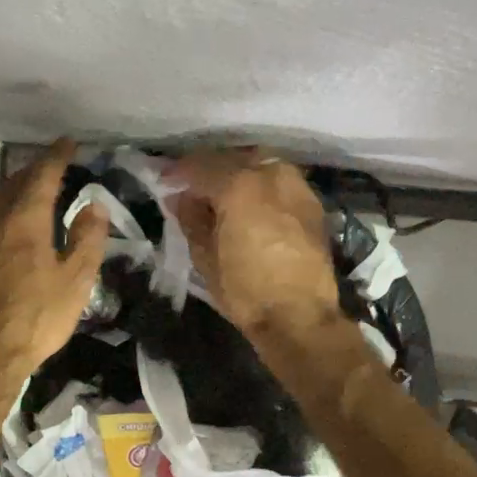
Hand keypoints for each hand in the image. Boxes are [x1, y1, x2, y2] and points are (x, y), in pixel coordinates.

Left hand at [0, 138, 109, 387]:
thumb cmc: (35, 318)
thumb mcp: (75, 281)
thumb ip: (87, 239)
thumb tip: (93, 205)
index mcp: (24, 219)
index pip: (42, 174)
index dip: (57, 156)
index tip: (70, 143)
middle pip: (14, 183)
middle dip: (35, 170)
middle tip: (54, 166)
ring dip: (17, 191)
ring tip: (34, 192)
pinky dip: (4, 213)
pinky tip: (11, 228)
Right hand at [167, 148, 342, 343]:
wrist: (300, 317)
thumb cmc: (245, 290)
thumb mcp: (205, 257)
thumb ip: (191, 219)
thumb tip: (181, 199)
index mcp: (239, 184)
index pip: (200, 166)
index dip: (177, 173)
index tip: (164, 182)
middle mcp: (271, 174)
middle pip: (232, 159)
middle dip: (209, 170)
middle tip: (192, 189)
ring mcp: (296, 185)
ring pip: (260, 165)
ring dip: (237, 173)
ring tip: (222, 196)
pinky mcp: (312, 204)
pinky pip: (279, 181)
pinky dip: (261, 186)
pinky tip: (250, 205)